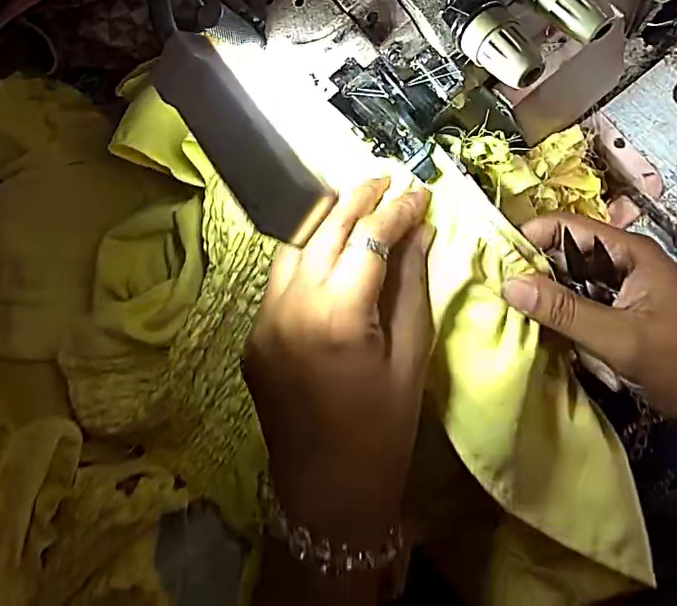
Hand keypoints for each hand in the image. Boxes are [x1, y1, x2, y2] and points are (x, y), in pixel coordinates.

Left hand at [243, 177, 435, 539]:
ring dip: (328, 216)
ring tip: (360, 200)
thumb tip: (421, 231)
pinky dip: (310, 249)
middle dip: (359, 197)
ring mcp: (263, 319)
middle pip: (325, 228)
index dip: (398, 211)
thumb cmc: (384, 431)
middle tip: (388, 180)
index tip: (421, 194)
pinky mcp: (254, 333)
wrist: (327, 496)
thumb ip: (412, 284)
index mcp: (336, 316)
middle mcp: (290, 307)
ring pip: (295, 243)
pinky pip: (282, 274)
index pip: (369, 237)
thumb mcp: (411, 356)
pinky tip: (334, 244)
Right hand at [506, 213, 676, 440]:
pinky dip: (572, 316)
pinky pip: (590, 303)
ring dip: (553, 298)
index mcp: (629, 251)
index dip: (529, 238)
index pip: (566, 226)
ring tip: (519, 316)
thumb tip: (510, 283)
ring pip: (577, 281)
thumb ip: (566, 312)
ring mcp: (631, 286)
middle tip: (500, 294)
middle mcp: (627, 260)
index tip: (494, 262)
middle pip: (568, 252)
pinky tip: (554, 336)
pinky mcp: (632, 311)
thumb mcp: (623, 341)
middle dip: (537, 271)